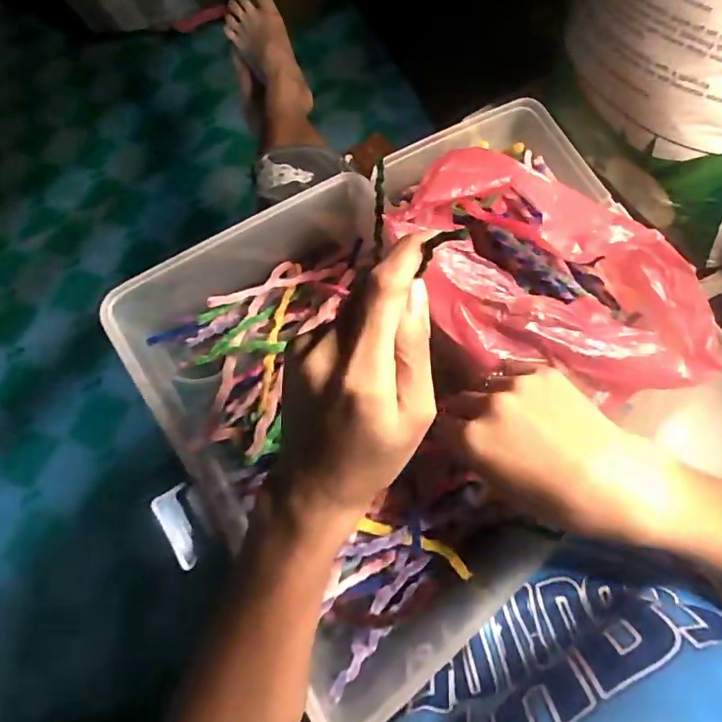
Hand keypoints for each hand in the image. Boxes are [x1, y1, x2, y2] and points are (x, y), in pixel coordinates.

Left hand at [269, 231, 439, 537]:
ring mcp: (303, 346)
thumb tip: (414, 289)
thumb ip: (413, 347)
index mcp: (362, 372)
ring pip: (352, 304)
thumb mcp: (416, 411)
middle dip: (395, 276)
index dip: (403, 256)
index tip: (427, 235)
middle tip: (422, 277)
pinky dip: (358, 323)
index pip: (380, 292)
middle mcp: (325, 349)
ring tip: (391, 339)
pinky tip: (364, 355)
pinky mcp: (294, 347)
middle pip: (365, 290)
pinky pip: (337, 320)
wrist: (311, 486)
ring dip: (376, 304)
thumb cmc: (376, 457)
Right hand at [432, 367, 677, 542]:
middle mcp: (487, 404)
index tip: (455, 441)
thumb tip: (467, 448)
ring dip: (489, 395)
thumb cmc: (556, 501)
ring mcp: (516, 382)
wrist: (611, 477)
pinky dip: (513, 382)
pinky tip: (529, 397)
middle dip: (464, 413)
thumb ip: (477, 461)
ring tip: (507, 409)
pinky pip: (513, 370)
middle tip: (480, 427)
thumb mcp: (504, 490)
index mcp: (472, 438)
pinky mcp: (541, 370)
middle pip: (460, 400)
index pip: (442, 427)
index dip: (448, 436)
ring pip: (487, 382)